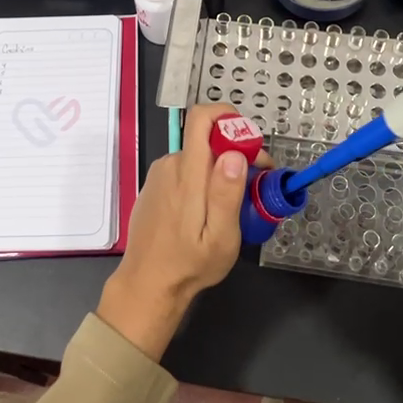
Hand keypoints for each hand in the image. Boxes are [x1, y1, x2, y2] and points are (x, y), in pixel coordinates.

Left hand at [97, 104, 254, 358]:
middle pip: (206, 139)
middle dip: (234, 152)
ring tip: (234, 204)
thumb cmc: (189, 264)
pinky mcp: (155, 186)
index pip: (201, 118)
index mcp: (187, 173)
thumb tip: (233, 154)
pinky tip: (209, 211)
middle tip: (255, 183)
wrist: (147, 285)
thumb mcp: (220, 237)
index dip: (227, 117)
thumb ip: (227, 193)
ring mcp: (160, 175)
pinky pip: (184, 171)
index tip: (251, 143)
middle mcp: (170, 165)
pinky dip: (203, 180)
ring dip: (219, 170)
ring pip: (197, 157)